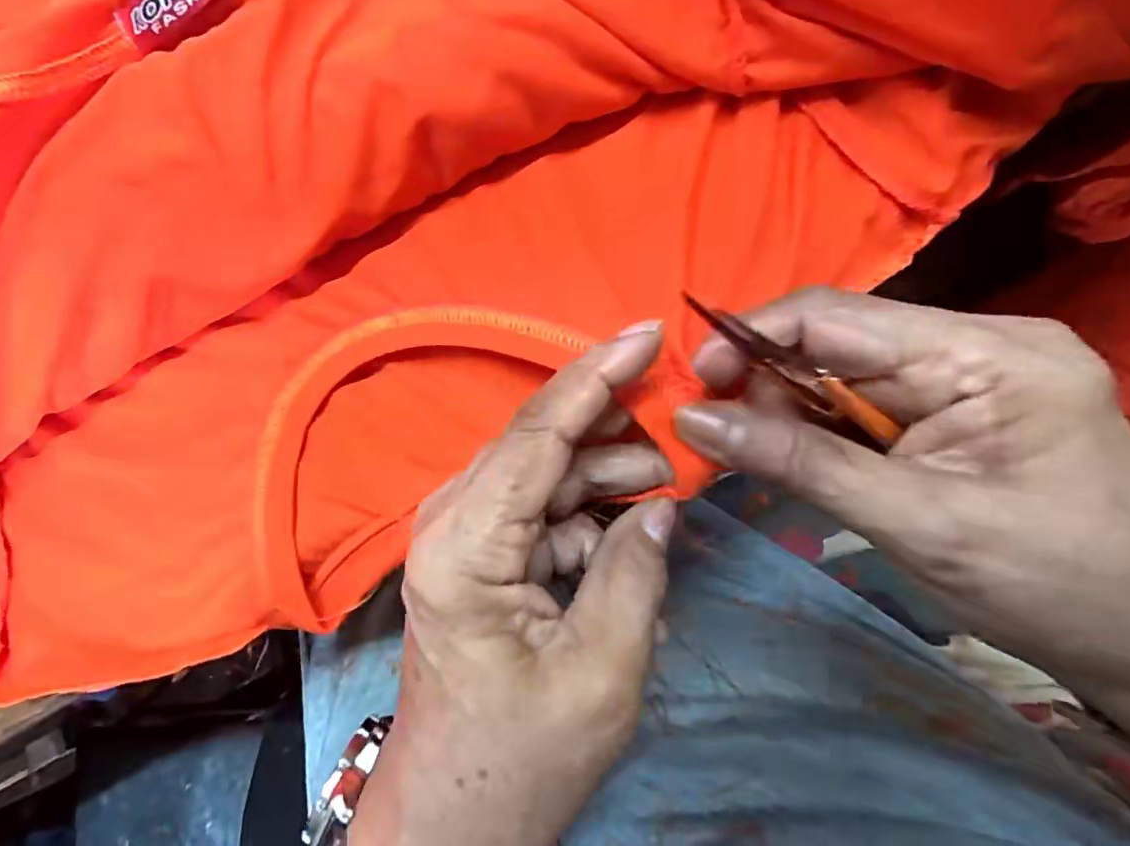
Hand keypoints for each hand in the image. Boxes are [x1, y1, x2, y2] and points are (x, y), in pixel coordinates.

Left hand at [352, 323, 677, 845]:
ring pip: (546, 469)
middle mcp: (453, 518)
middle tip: (676, 435)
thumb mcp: (601, 672)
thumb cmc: (522, 756)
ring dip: (606, 469)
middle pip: (541, 440)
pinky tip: (631, 523)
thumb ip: (636, 573)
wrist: (458, 816)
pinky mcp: (481, 549)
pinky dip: (590, 506)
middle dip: (612, 426)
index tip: (647, 332)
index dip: (596, 375)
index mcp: (466, 542)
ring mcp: (464, 531)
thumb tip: (663, 502)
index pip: (538, 433)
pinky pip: (543, 504)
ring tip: (663, 484)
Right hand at [671, 289, 1129, 773]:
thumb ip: (800, 464)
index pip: (838, 316)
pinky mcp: (964, 406)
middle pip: (837, 343)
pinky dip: (825, 432)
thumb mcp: (917, 525)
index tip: (698, 381)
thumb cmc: (1058, 589)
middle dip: (770, 387)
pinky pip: (870, 403)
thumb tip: (694, 421)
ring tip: (759, 461)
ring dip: (793, 415)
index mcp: (989, 354)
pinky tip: (801, 461)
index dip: (755, 337)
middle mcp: (979, 344)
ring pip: (845, 374)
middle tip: (723, 440)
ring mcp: (974, 373)